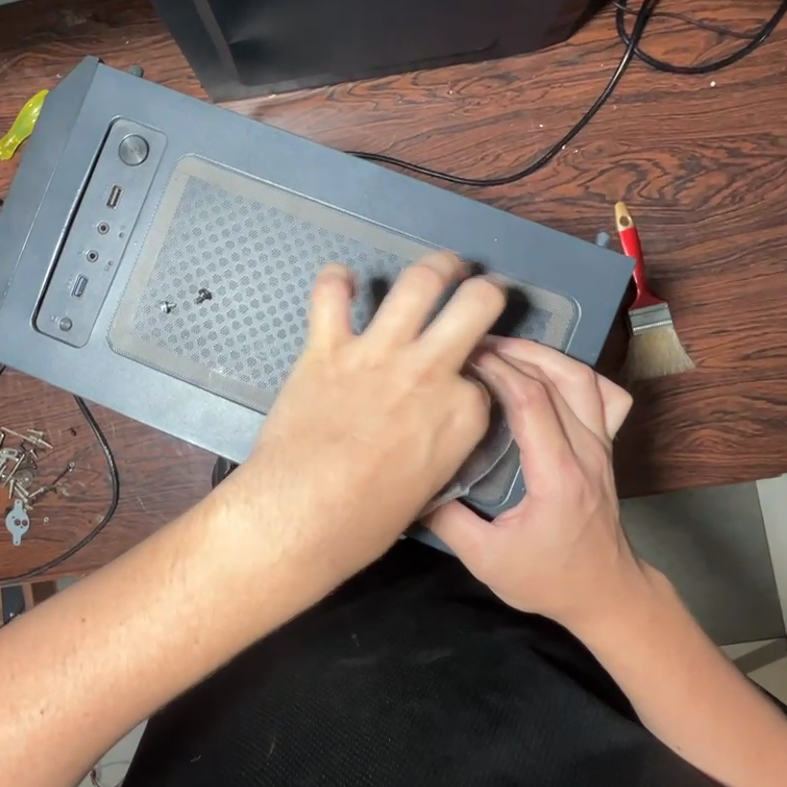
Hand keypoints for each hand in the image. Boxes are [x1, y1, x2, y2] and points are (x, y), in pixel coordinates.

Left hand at [220, 253, 503, 581]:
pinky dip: (335, 280)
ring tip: (441, 265)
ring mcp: (378, 354)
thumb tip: (430, 431)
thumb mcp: (428, 489)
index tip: (466, 378)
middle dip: (484, 292)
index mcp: (463, 413)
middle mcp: (429, 372)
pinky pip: (331, 295)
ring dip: (435, 266)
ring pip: (418, 283)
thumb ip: (440, 445)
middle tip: (479, 288)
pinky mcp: (327, 348)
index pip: (485, 377)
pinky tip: (342, 278)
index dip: (475, 377)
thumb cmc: (366, 521)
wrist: (301, 514)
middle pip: (476, 306)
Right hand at [425, 338, 649, 633]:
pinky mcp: (606, 447)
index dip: (496, 370)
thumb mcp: (485, 559)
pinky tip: (548, 373)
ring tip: (503, 347)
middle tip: (473, 345)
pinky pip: (606, 395)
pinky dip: (578, 374)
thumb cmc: (547, 579)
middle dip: (513, 352)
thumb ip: (445, 520)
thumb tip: (408, 482)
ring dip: (543, 355)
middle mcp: (586, 451)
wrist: (607, 595)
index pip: (530, 401)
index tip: (462, 359)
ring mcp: (603, 446)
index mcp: (557, 475)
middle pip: (557, 378)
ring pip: (583, 378)